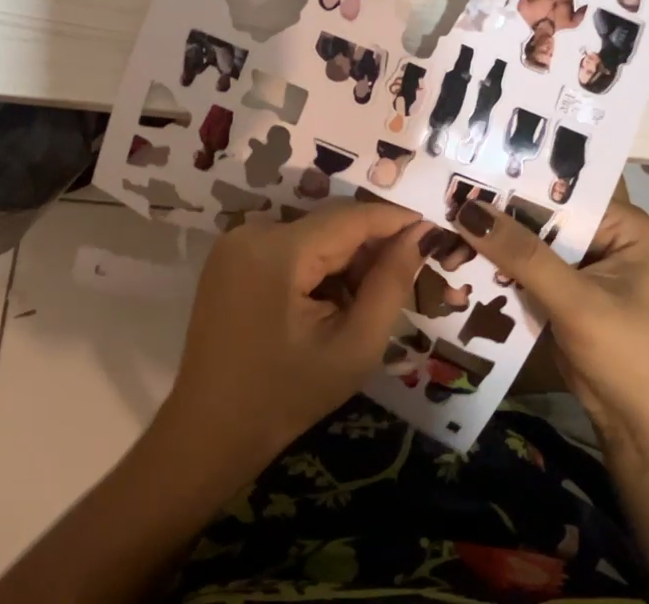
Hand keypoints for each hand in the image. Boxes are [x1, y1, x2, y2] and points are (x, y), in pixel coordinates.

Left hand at [166, 200, 430, 462]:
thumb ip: (391, 283)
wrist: (212, 431)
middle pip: (330, 225)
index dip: (397, 221)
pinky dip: (316, 267)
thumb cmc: (288, 395)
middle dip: (370, 249)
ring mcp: (235, 244)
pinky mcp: (229, 260)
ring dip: (344, 261)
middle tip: (404, 284)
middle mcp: (251, 232)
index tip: (436, 233)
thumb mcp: (355, 345)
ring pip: (312, 235)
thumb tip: (420, 235)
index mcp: (278, 250)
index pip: (352, 217)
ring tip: (362, 305)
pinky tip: (328, 306)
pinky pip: (288, 247)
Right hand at [455, 199, 648, 452]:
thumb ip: (523, 255)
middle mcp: (599, 237)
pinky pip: (520, 275)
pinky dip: (493, 273)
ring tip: (434, 227)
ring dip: (487, 244)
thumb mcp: (577, 302)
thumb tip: (467, 209)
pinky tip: (451, 262)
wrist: (648, 431)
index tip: (462, 169)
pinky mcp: (559, 298)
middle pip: (537, 216)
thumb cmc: (630, 356)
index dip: (514, 180)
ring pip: (524, 246)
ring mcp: (577, 269)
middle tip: (437, 198)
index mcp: (620, 224)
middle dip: (494, 214)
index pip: (559, 190)